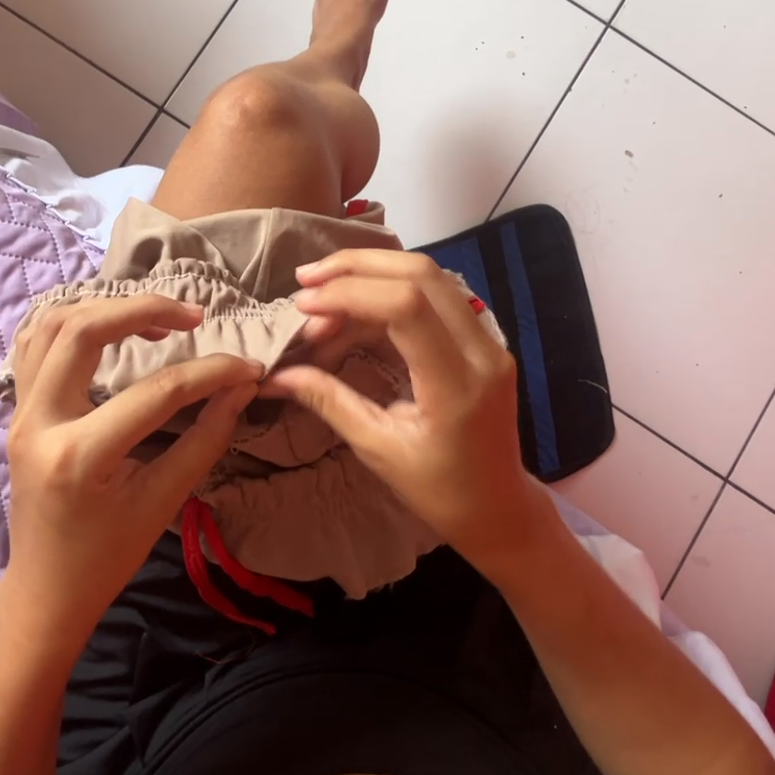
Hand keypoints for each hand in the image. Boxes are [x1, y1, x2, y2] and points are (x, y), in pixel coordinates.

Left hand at [0, 295, 261, 649]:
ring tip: (155, 319)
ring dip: (105, 308)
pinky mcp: (18, 410)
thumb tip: (242, 386)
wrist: (46, 589)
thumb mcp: (165, 501)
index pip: (156, 392)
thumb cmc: (108, 555)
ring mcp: (20, 413)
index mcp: (79, 457)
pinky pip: (34, 343)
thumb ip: (206, 438)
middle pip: (82, 330)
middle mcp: (39, 423)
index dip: (211, 372)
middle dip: (144, 309)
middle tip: (194, 317)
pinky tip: (110, 327)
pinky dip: (73, 322)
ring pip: (50, 325)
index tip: (248, 366)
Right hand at [264, 250, 547, 570]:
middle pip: (420, 274)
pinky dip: (388, 292)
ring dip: (370, 275)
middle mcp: (482, 352)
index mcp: (457, 386)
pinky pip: (434, 295)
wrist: (498, 506)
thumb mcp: (377, 449)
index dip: (349, 293)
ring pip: (429, 276)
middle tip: (304, 283)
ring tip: (320, 298)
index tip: (304, 306)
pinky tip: (351, 308)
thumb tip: (276, 374)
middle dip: (355, 268)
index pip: (407, 308)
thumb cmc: (438, 490)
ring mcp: (488, 340)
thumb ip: (329, 400)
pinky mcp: (482, 337)